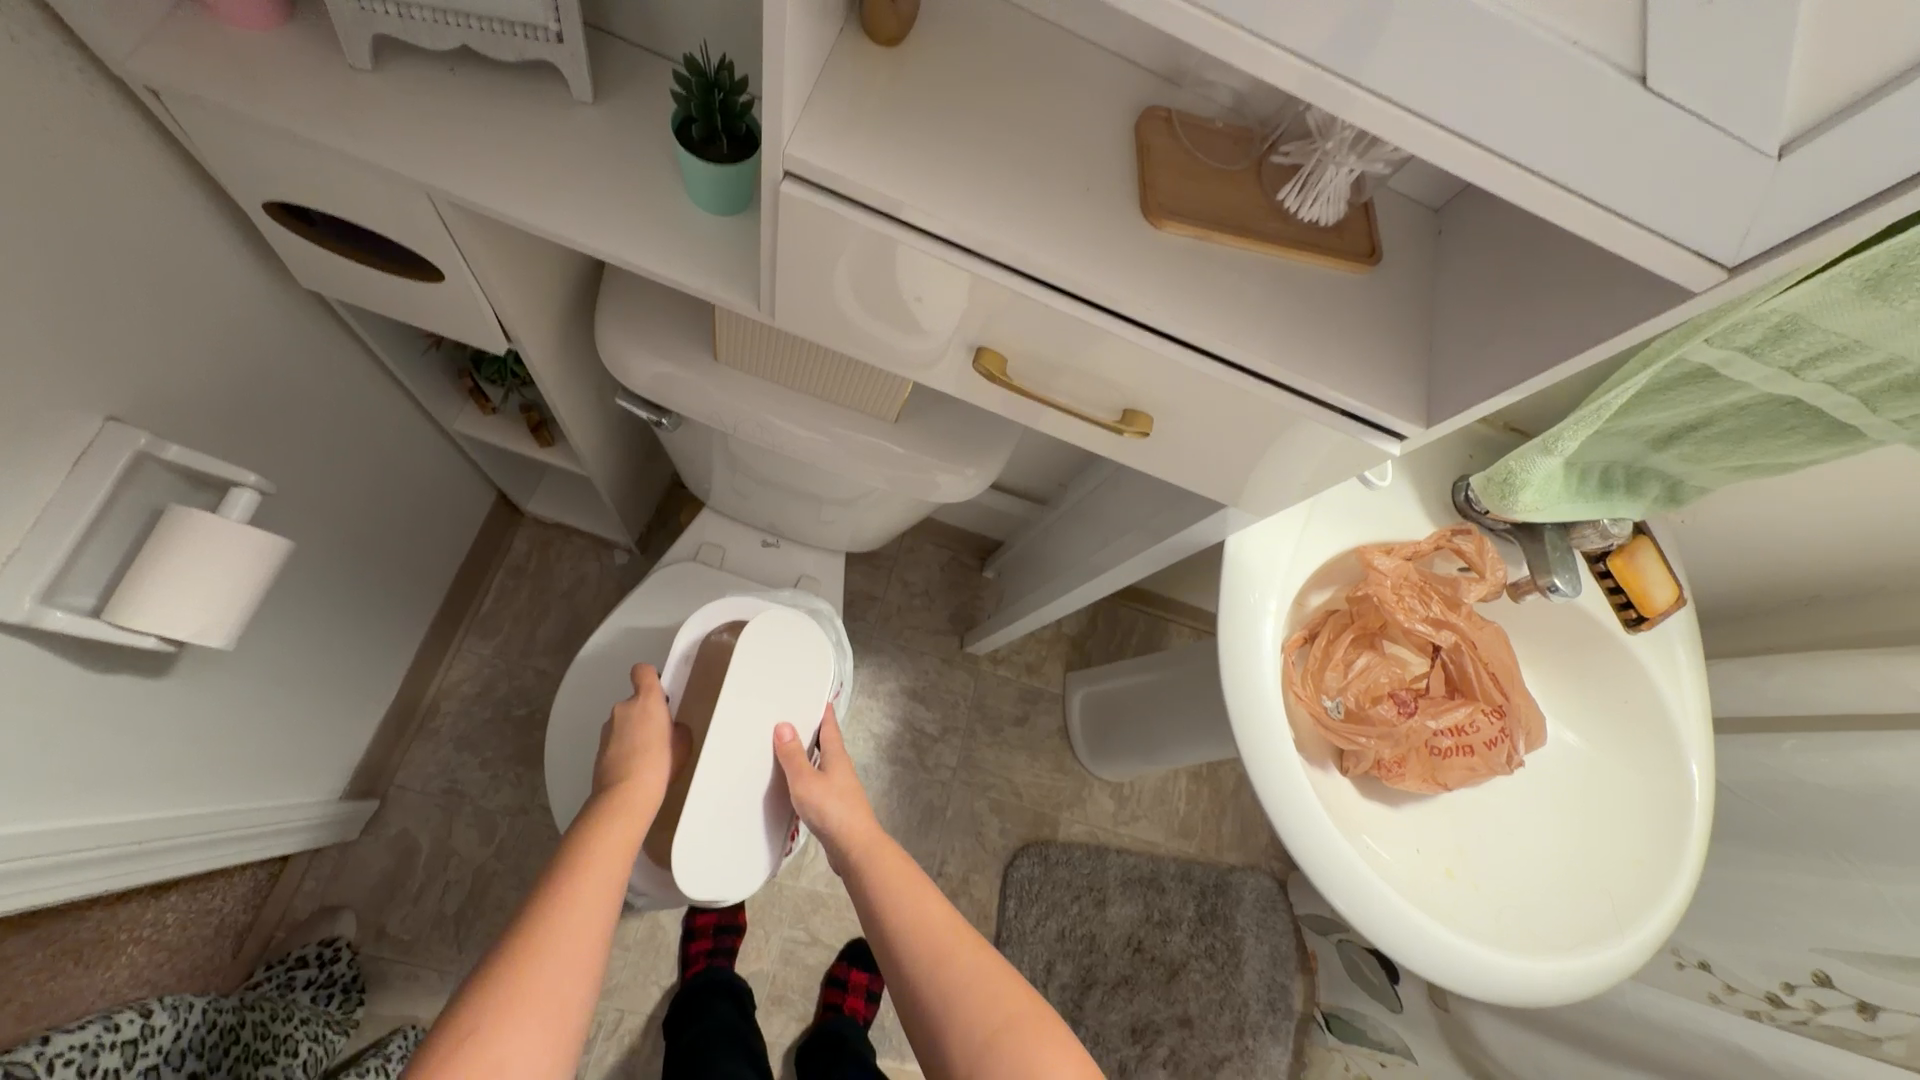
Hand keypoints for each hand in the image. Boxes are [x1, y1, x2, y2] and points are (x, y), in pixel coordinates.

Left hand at [592, 664, 687, 813]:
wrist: (625, 795)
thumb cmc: (660, 764)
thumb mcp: (682, 742)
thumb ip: (676, 728)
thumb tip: (669, 729)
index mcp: (646, 700)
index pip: (643, 671)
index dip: (651, 677)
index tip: (661, 693)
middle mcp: (623, 708)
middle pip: (635, 701)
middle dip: (646, 713)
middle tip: (660, 735)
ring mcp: (607, 728)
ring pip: (624, 721)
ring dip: (634, 732)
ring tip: (647, 756)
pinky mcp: (598, 748)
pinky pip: (616, 740)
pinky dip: (624, 748)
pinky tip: (635, 767)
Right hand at [773, 706, 881, 873]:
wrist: (854, 848)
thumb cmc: (831, 810)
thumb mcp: (805, 780)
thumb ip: (793, 755)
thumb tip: (784, 724)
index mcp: (836, 755)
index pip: (830, 725)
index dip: (822, 710)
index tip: (811, 694)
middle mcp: (841, 767)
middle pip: (826, 743)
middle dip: (811, 730)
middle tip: (789, 718)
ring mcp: (840, 787)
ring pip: (822, 763)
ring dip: (807, 754)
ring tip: (786, 748)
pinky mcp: (835, 806)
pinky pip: (818, 782)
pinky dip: (806, 776)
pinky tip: (794, 784)